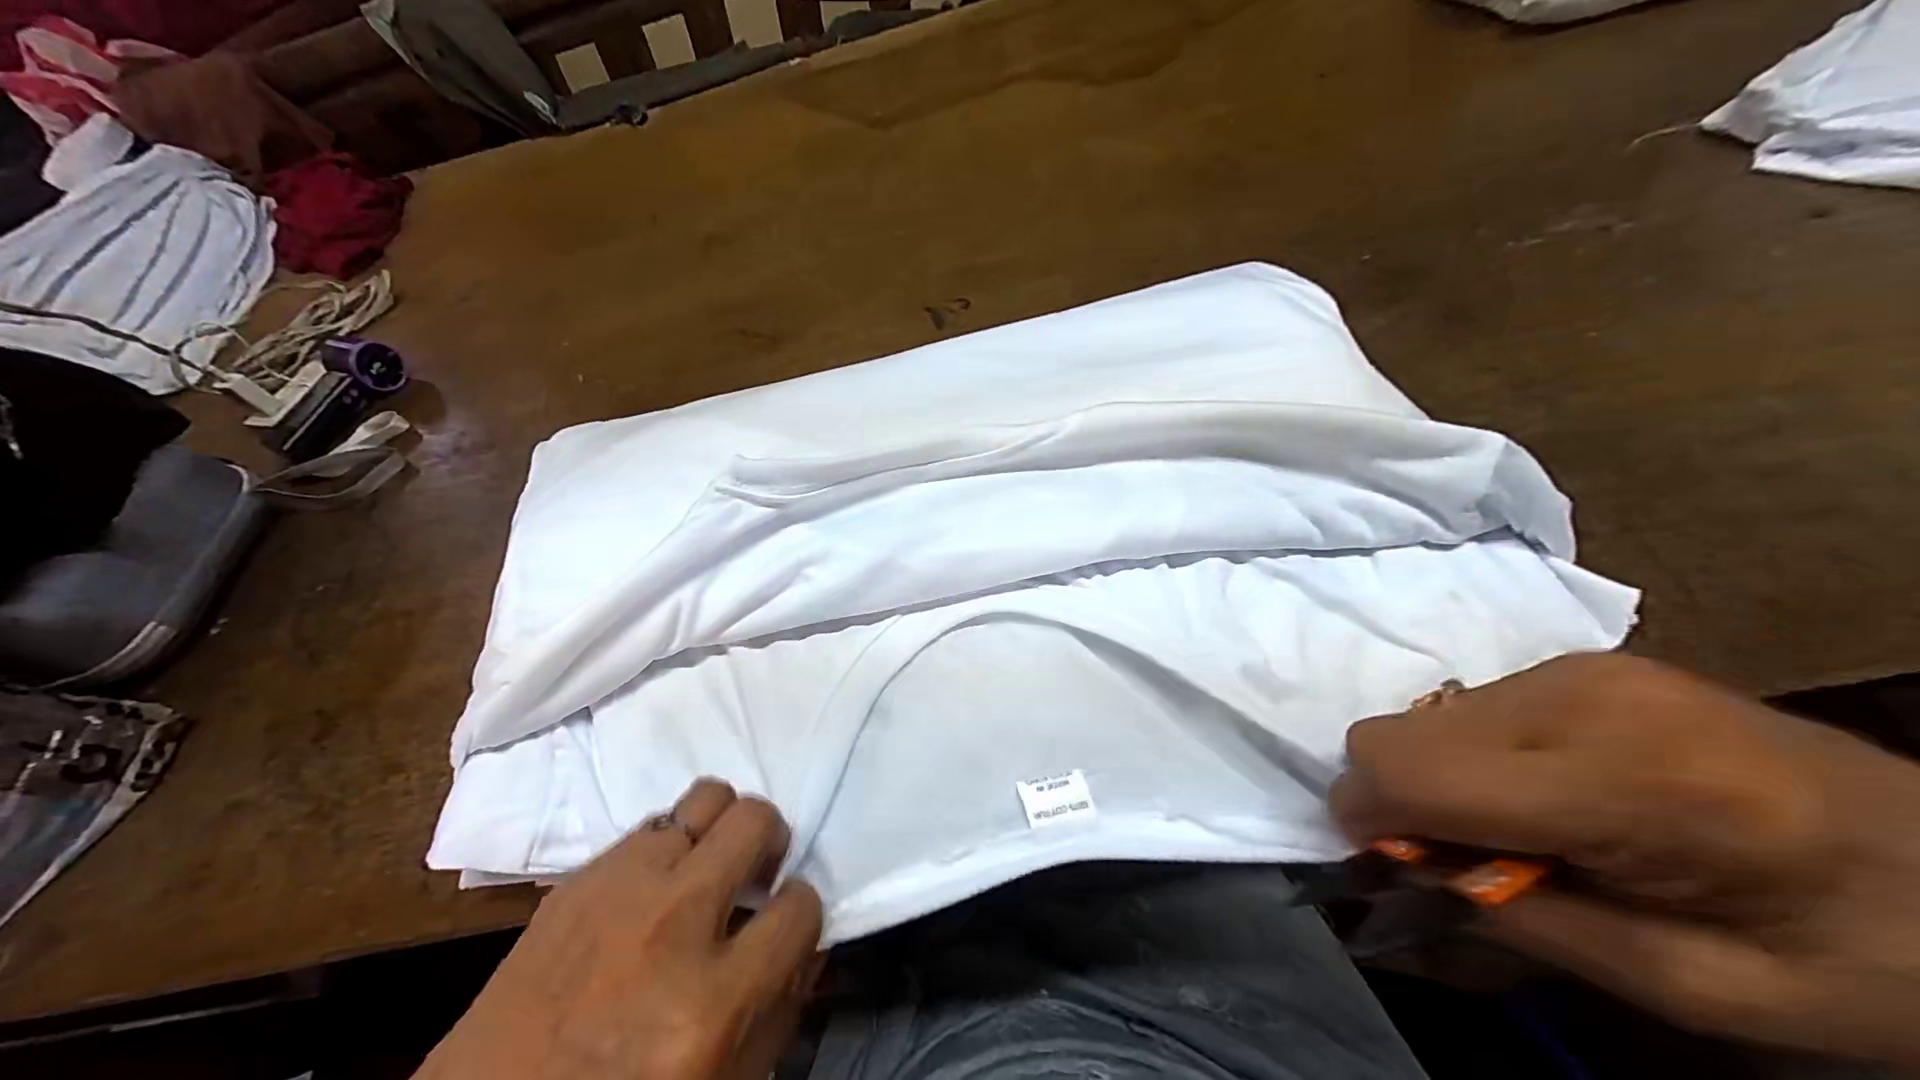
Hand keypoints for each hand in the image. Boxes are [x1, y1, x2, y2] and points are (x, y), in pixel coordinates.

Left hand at [415, 780, 823, 1079]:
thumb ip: (781, 1007)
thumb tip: (808, 938)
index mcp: (712, 1003)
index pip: (800, 907)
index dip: (800, 913)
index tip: (783, 920)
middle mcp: (670, 928)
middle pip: (755, 821)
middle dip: (769, 843)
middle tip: (754, 875)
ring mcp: (617, 893)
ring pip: (705, 797)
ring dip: (718, 831)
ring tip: (706, 867)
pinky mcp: (576, 878)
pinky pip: (650, 825)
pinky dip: (666, 848)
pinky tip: (652, 887)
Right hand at [1332, 653, 1919, 1067]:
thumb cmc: (1856, 954)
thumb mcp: (1697, 988)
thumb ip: (1526, 921)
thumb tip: (1407, 864)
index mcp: (1626, 784)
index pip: (1411, 771)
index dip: (1366, 818)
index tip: (1384, 864)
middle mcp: (1581, 698)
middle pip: (1392, 734)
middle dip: (1395, 800)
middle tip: (1464, 859)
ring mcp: (1581, 667)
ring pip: (1418, 716)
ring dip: (1434, 777)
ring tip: (1518, 828)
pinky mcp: (1582, 661)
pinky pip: (1464, 705)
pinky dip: (1468, 754)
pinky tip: (1542, 790)